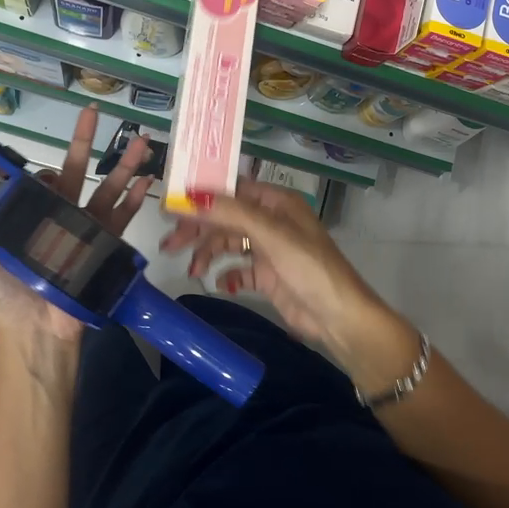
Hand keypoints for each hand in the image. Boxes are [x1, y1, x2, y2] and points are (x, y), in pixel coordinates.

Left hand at [0, 106, 156, 360]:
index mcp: (33, 213)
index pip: (42, 178)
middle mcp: (61, 215)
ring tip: (140, 141)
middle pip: (77, 170)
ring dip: (124, 165)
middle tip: (94, 110)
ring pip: (107, 188)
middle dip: (86, 140)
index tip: (38, 161)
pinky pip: (122, 218)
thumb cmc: (4, 292)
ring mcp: (86, 229)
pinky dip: (135, 199)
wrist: (34, 329)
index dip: (45, 163)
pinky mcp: (105, 246)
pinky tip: (146, 181)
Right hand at [160, 182, 417, 388]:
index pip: (233, 190)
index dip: (203, 196)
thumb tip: (190, 196)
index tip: (172, 206)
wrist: (338, 317)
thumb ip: (231, 213)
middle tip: (170, 244)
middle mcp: (272, 221)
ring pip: (229, 244)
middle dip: (199, 229)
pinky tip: (221, 284)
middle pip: (226, 218)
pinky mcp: (269, 276)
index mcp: (278, 203)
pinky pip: (239, 270)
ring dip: (209, 254)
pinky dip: (227, 275)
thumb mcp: (271, 235)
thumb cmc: (309, 268)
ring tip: (194, 270)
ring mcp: (270, 250)